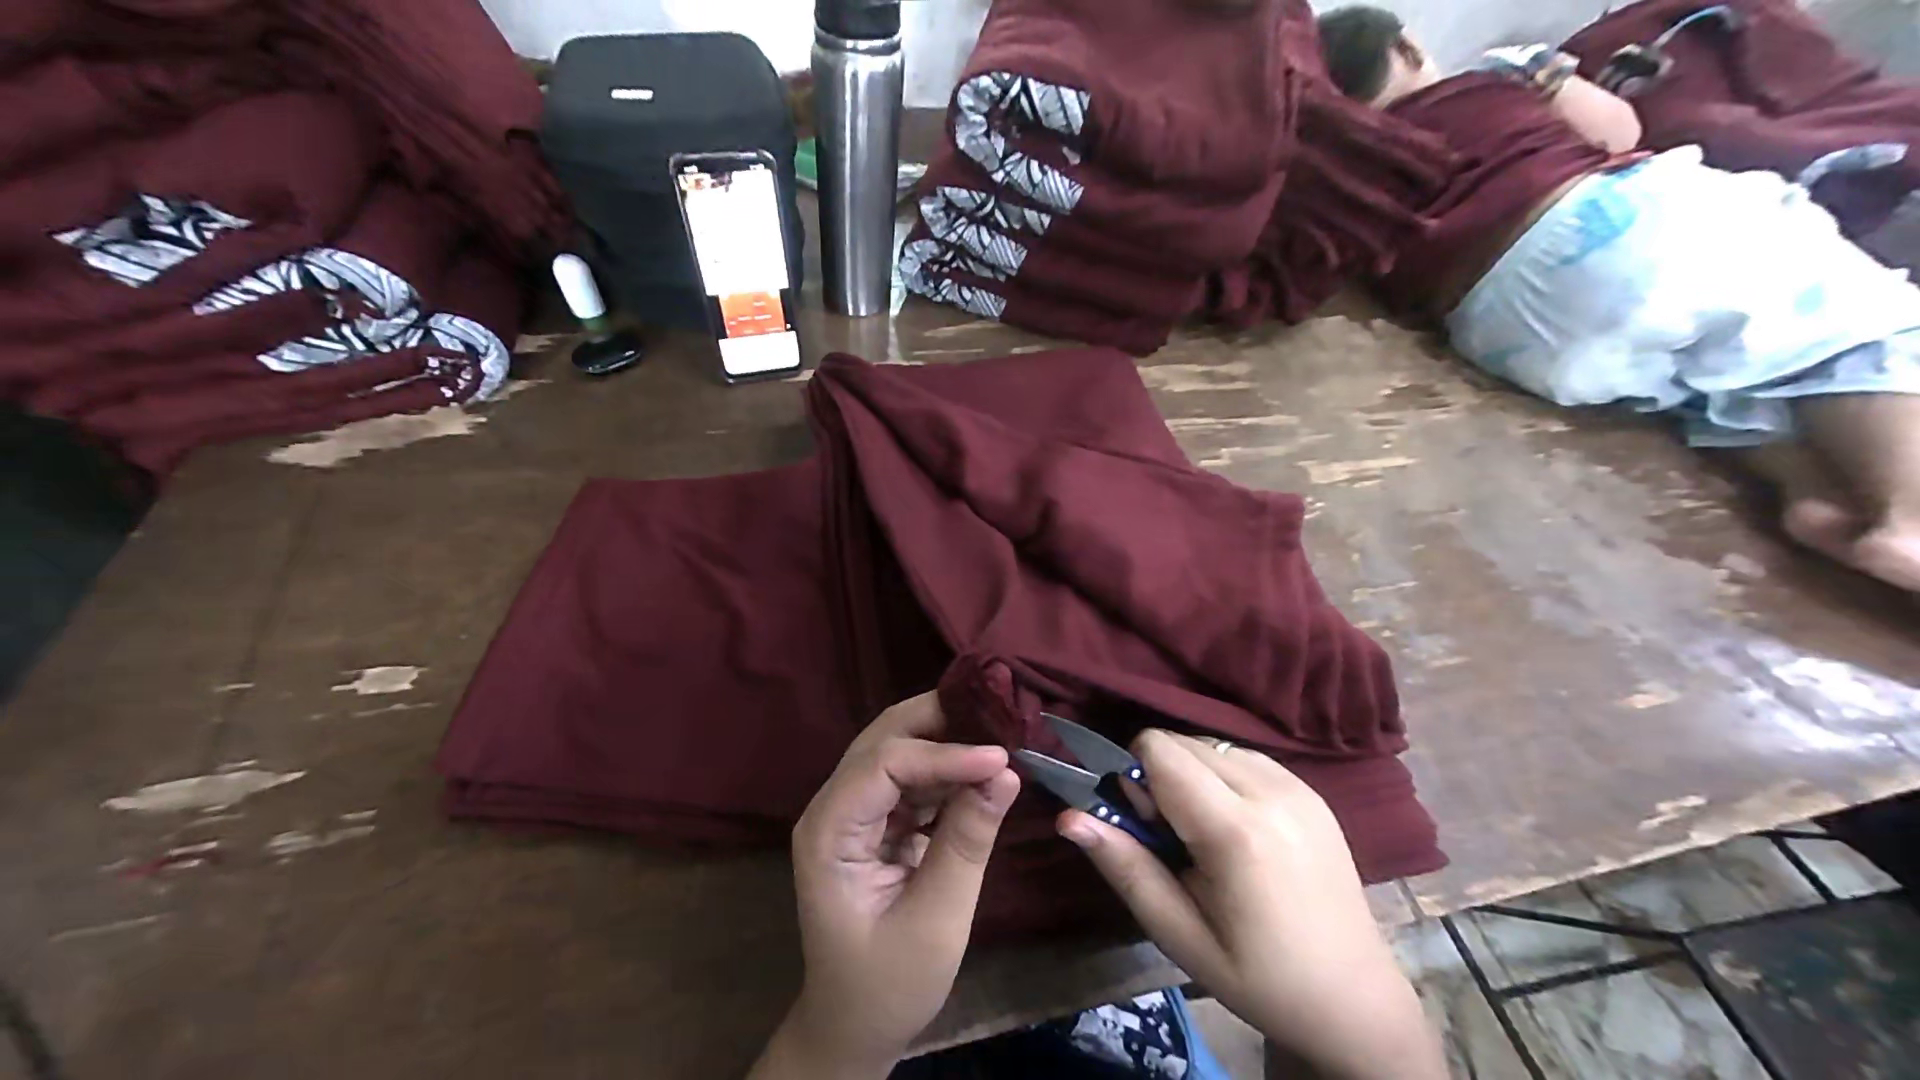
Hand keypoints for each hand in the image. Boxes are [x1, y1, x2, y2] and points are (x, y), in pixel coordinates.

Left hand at [750, 693, 1020, 1079]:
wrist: (855, 1025)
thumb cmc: (889, 984)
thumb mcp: (936, 920)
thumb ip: (967, 841)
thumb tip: (1007, 772)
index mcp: (830, 831)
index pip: (884, 763)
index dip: (944, 753)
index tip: (1001, 757)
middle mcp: (834, 806)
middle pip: (885, 737)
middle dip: (941, 720)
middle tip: (999, 714)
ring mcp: (854, 810)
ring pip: (899, 748)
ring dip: (949, 738)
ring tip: (1000, 732)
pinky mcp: (876, 820)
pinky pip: (913, 777)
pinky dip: (949, 768)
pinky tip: (983, 767)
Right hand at [1058, 731, 1444, 1079]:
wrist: (1356, 999)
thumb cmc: (1259, 977)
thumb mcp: (1179, 934)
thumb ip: (1124, 867)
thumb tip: (1067, 817)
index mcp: (1236, 830)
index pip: (1158, 749)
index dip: (1134, 776)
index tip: (1144, 825)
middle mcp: (1270, 791)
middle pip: (1180, 741)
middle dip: (1158, 775)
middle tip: (1171, 836)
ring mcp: (1297, 785)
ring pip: (1208, 744)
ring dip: (1189, 773)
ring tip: (1204, 833)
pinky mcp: (1310, 788)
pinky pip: (1240, 755)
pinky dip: (1220, 776)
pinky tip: (1235, 826)